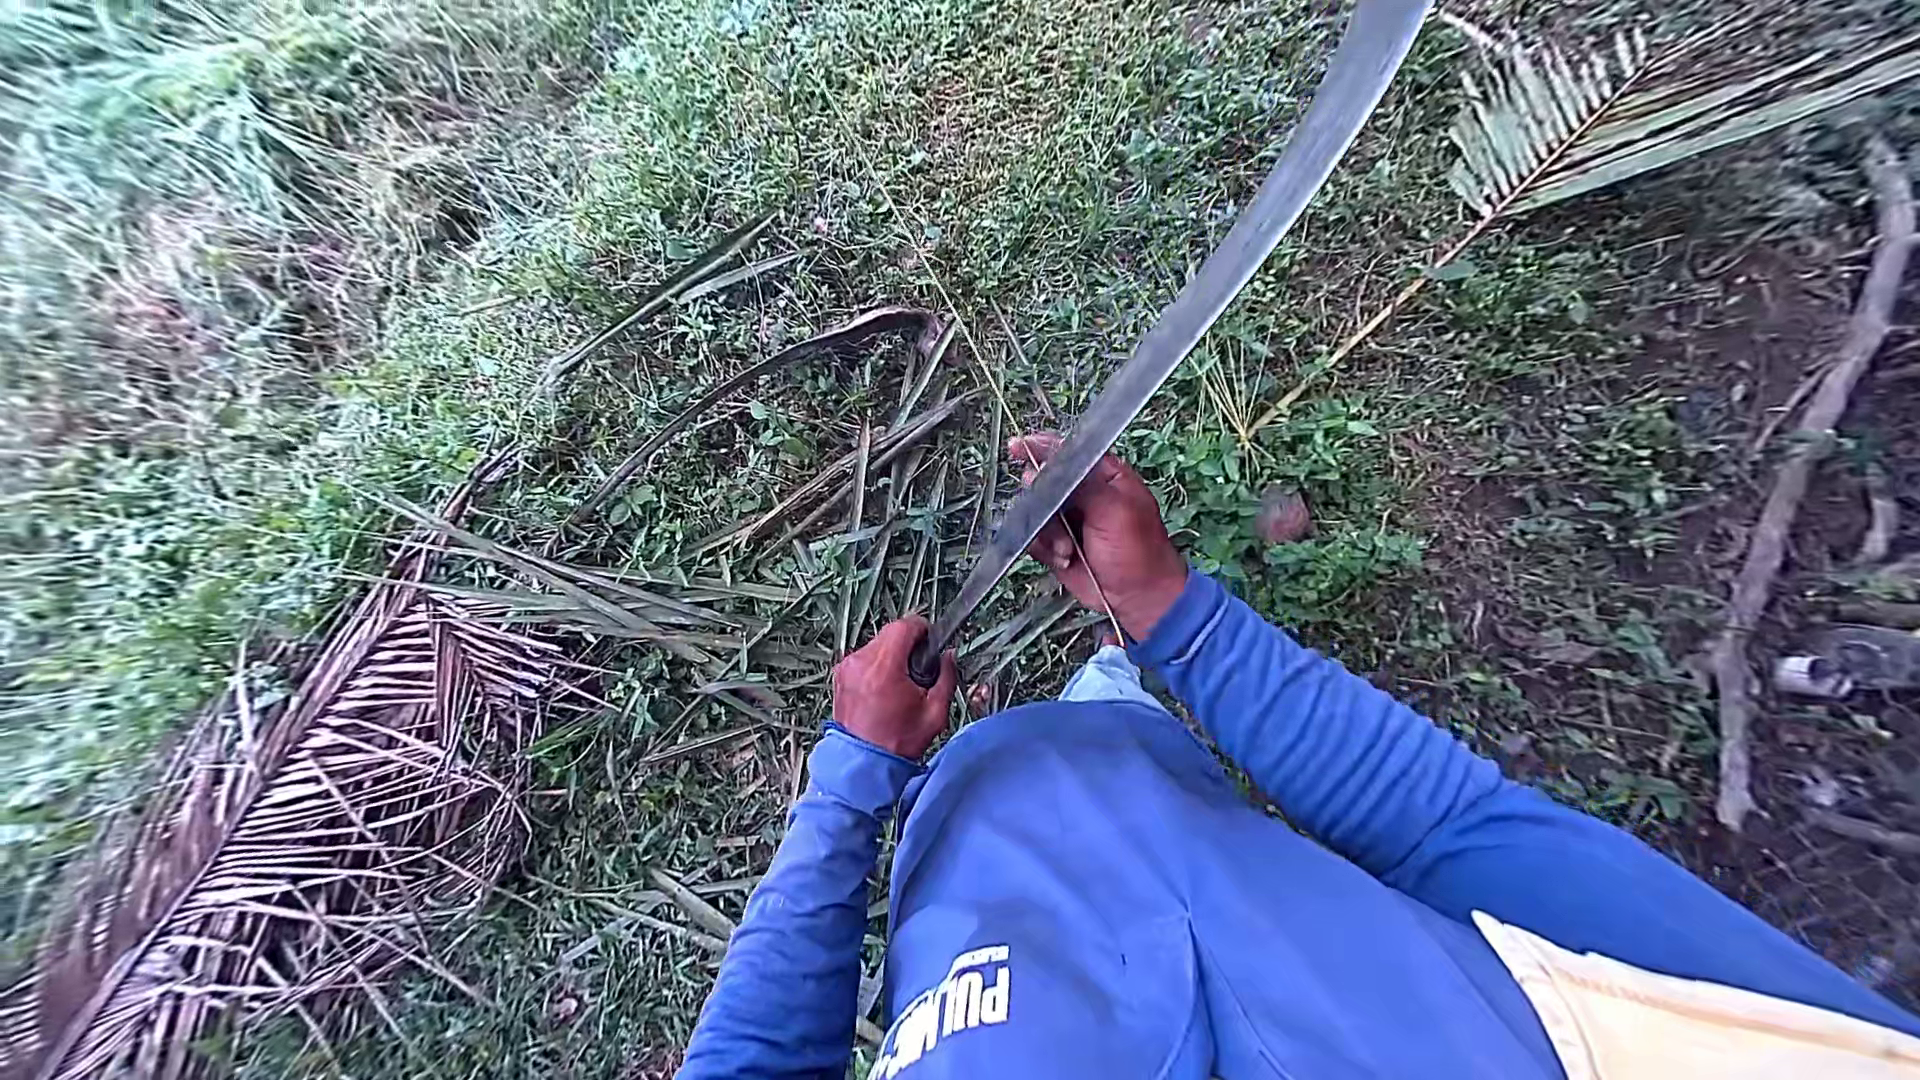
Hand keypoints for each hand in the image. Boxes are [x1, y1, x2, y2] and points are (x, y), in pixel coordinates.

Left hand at [832, 616, 956, 759]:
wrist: (863, 765)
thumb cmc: (896, 743)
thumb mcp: (935, 713)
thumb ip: (946, 678)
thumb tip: (949, 657)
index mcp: (885, 667)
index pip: (905, 625)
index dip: (922, 629)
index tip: (930, 641)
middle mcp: (861, 662)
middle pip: (891, 632)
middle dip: (908, 644)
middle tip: (918, 668)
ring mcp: (847, 668)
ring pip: (877, 643)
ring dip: (891, 654)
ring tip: (900, 682)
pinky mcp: (841, 675)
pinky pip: (864, 657)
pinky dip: (876, 665)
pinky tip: (884, 688)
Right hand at [1009, 433, 1186, 639]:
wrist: (1138, 597)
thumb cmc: (1136, 548)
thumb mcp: (1113, 508)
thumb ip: (1081, 485)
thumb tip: (1044, 469)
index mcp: (1104, 477)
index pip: (1067, 453)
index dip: (1041, 448)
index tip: (1017, 448)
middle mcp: (1083, 495)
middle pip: (1044, 483)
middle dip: (1043, 501)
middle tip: (1051, 514)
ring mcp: (1068, 521)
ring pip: (1035, 513)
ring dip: (1048, 534)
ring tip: (1068, 550)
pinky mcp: (1056, 546)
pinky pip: (1034, 539)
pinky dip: (1044, 549)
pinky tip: (1063, 559)